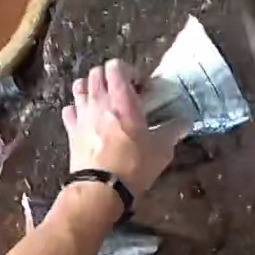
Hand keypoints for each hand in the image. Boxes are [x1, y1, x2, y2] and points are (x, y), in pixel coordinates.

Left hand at [62, 59, 185, 196]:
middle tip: (124, 93)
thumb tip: (185, 121)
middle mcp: (98, 100)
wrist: (101, 188)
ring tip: (104, 102)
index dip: (130, 71)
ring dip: (92, 88)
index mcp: (122, 99)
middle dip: (111, 77)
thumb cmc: (134, 165)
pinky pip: (69, 110)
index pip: (117, 66)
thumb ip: (173, 131)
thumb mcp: (162, 149)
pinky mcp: (71, 130)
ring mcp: (81, 114)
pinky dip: (77, 109)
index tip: (141, 87)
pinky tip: (87, 119)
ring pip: (79, 86)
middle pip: (97, 72)